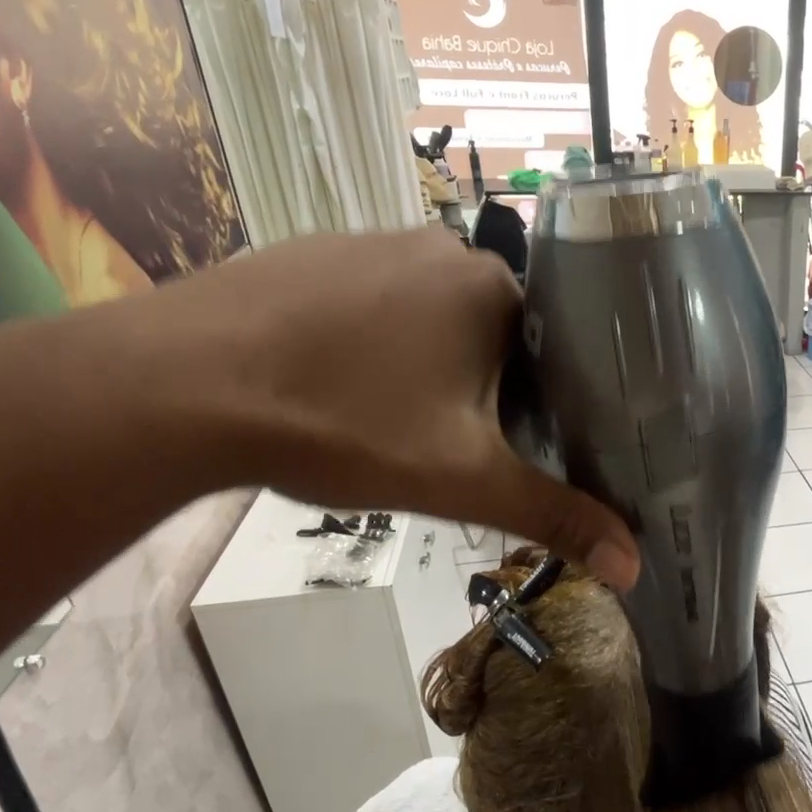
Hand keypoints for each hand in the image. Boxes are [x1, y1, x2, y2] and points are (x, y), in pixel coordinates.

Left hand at [101, 229, 639, 588]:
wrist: (176, 388)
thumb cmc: (343, 425)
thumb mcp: (464, 482)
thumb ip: (555, 519)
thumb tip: (635, 570)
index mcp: (491, 287)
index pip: (557, 338)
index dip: (554, 393)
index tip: (537, 439)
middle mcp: (438, 246)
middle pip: (496, 323)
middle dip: (492, 379)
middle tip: (472, 439)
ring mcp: (367, 241)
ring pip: (431, 310)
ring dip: (433, 359)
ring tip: (408, 416)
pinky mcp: (307, 253)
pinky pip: (371, 298)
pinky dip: (375, 338)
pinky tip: (343, 383)